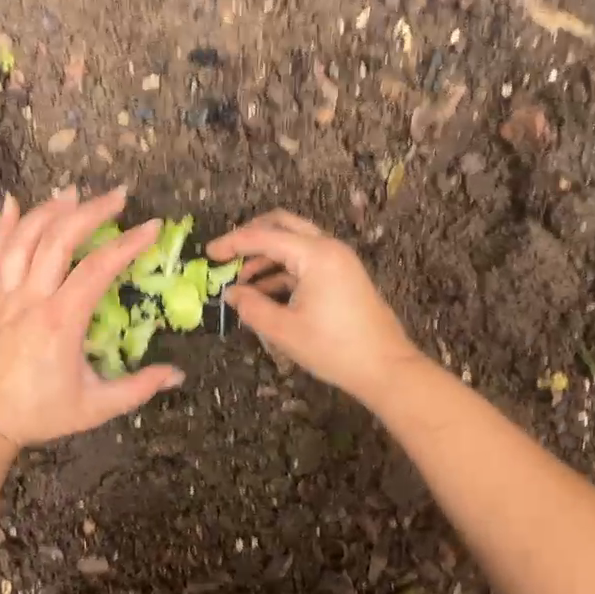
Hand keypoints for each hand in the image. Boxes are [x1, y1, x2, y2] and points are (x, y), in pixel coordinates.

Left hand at [0, 187, 184, 448]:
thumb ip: (137, 388)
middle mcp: (31, 299)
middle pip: (59, 240)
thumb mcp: (95, 407)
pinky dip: (2, 227)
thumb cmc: (39, 414)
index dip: (128, 243)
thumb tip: (177, 375)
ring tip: (74, 193)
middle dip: (91, 212)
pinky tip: (11, 203)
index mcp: (61, 321)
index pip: (98, 268)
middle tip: (118, 196)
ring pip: (23, 240)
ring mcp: (5, 297)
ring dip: (49, 211)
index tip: (152, 226)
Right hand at [206, 211, 421, 399]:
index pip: (264, 236)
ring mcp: (338, 260)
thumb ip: (251, 307)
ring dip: (265, 257)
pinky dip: (281, 270)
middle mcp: (328, 247)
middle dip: (250, 237)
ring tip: (240, 283)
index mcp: (315, 254)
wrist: (385, 368)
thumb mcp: (284, 330)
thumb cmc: (334, 349)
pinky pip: (304, 261)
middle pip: (281, 225)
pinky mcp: (342, 275)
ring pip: (293, 243)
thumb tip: (230, 294)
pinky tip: (263, 294)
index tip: (208, 253)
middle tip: (226, 256)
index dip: (233, 243)